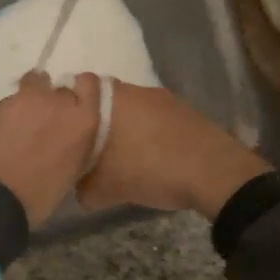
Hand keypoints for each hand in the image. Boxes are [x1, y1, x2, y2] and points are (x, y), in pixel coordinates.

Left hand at [0, 71, 101, 226]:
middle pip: (61, 90)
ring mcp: (27, 99)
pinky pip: (12, 99)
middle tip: (46, 122)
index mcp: (83, 120)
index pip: (89, 84)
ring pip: (34, 83)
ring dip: (32, 97)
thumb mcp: (71, 170)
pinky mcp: (0, 103)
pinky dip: (11, 110)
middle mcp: (58, 102)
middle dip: (55, 102)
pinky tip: (3, 130)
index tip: (75, 104)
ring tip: (23, 119)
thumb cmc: (39, 194)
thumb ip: (75, 143)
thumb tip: (68, 136)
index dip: (82, 91)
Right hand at [78, 82, 270, 217]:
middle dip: (96, 123)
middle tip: (90, 150)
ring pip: (131, 109)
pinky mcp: (185, 110)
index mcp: (110, 98)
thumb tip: (78, 187)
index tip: (64, 133)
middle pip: (103, 100)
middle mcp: (135, 89)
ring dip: (123, 128)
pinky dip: (147, 133)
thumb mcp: (105, 190)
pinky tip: (150, 157)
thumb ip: (82, 187)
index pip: (76, 90)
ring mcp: (163, 98)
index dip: (67, 111)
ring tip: (121, 157)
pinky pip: (154, 118)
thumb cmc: (150, 171)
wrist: (214, 174)